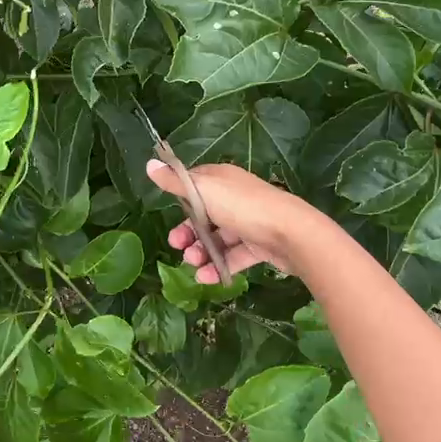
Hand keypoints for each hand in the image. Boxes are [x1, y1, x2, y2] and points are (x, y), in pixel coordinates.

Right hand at [146, 160, 332, 283]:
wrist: (291, 233)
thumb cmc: (243, 207)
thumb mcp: (204, 191)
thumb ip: (175, 181)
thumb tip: (149, 163)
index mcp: (222, 180)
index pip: (195, 185)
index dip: (181, 200)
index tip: (170, 214)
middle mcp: (234, 198)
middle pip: (204, 215)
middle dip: (188, 233)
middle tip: (177, 246)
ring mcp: (247, 223)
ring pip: (217, 239)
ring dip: (201, 252)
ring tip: (194, 265)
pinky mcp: (258, 245)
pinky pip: (233, 256)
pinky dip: (219, 267)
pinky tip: (208, 278)